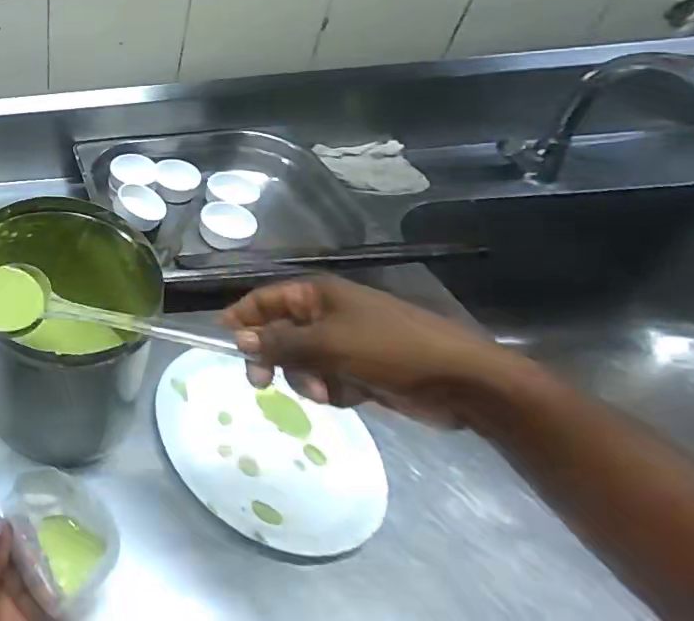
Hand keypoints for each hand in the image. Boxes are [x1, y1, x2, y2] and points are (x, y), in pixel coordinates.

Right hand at [220, 277, 525, 424]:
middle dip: (272, 357)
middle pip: (279, 333)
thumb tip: (237, 339)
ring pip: (301, 361)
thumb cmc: (393, 350)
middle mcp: (327, 315)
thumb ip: (278, 343)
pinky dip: (331, 391)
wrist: (470, 385)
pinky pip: (327, 379)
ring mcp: (346, 343)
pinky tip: (348, 397)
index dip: (242, 317)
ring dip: (304, 378)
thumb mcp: (327, 344)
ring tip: (322, 392)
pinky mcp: (363, 370)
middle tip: (261, 382)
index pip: (263, 300)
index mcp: (317, 295)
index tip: (224, 338)